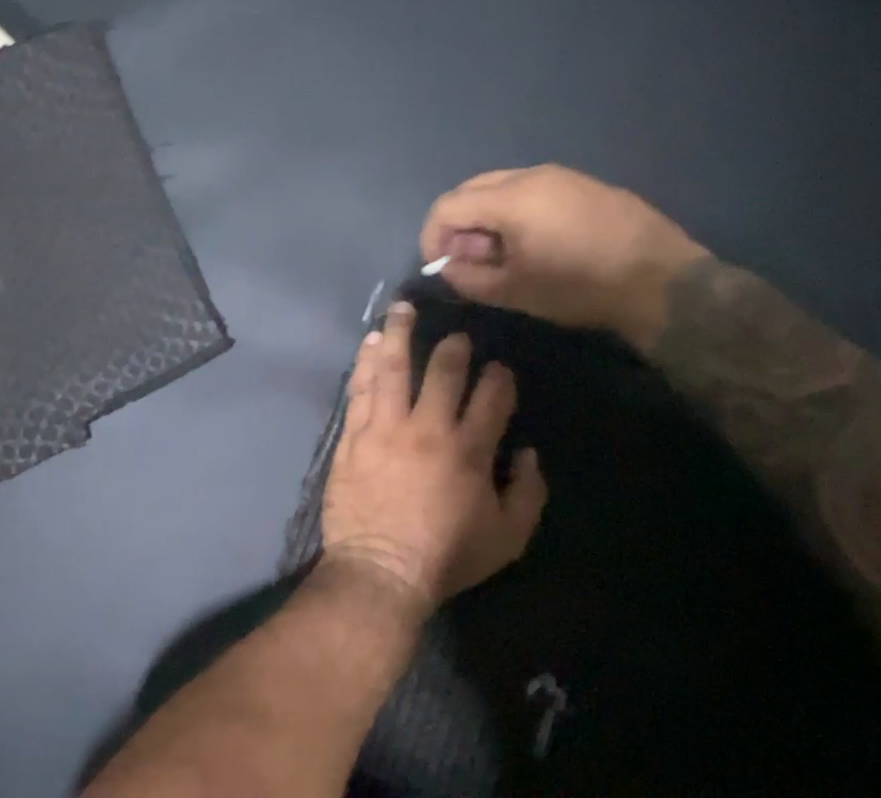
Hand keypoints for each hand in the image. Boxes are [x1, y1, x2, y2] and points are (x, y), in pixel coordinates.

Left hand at [320, 301, 547, 615]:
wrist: (381, 570)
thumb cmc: (447, 556)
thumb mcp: (507, 537)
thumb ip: (527, 492)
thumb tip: (528, 454)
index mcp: (469, 449)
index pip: (490, 398)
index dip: (498, 378)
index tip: (499, 369)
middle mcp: (427, 427)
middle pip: (443, 372)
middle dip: (453, 347)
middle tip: (456, 334)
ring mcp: (385, 428)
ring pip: (394, 369)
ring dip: (401, 335)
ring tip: (403, 309)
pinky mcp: (353, 436)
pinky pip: (360, 390)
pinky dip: (367, 363)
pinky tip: (372, 343)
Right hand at [420, 164, 709, 351]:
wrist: (664, 283)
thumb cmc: (581, 287)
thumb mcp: (515, 291)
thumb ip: (469, 278)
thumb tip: (448, 267)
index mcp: (510, 198)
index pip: (447, 206)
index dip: (433, 238)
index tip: (441, 268)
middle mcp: (532, 175)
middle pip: (471, 189)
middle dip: (459, 224)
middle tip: (468, 261)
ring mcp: (563, 176)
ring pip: (503, 187)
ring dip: (488, 218)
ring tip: (502, 255)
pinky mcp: (586, 185)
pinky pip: (534, 191)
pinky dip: (517, 213)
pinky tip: (536, 244)